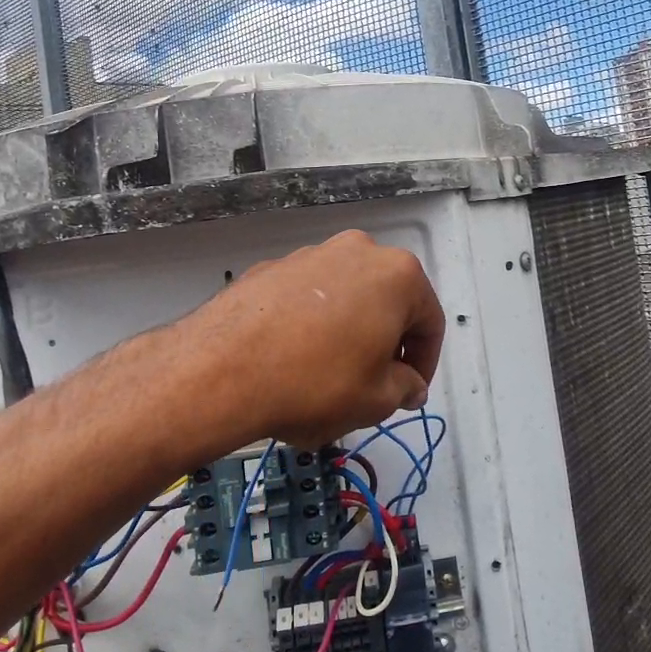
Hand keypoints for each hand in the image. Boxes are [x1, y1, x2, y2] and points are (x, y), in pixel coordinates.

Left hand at [170, 230, 443, 450]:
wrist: (220, 371)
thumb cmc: (315, 383)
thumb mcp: (376, 400)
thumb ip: (405, 388)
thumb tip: (408, 385)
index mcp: (397, 275)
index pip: (430, 322)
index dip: (425, 364)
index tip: (409, 393)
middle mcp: (358, 251)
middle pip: (387, 302)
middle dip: (385, 344)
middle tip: (372, 386)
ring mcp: (310, 254)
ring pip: (345, 297)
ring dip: (347, 333)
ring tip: (327, 378)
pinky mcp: (270, 268)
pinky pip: (307, 298)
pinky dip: (310, 325)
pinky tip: (291, 362)